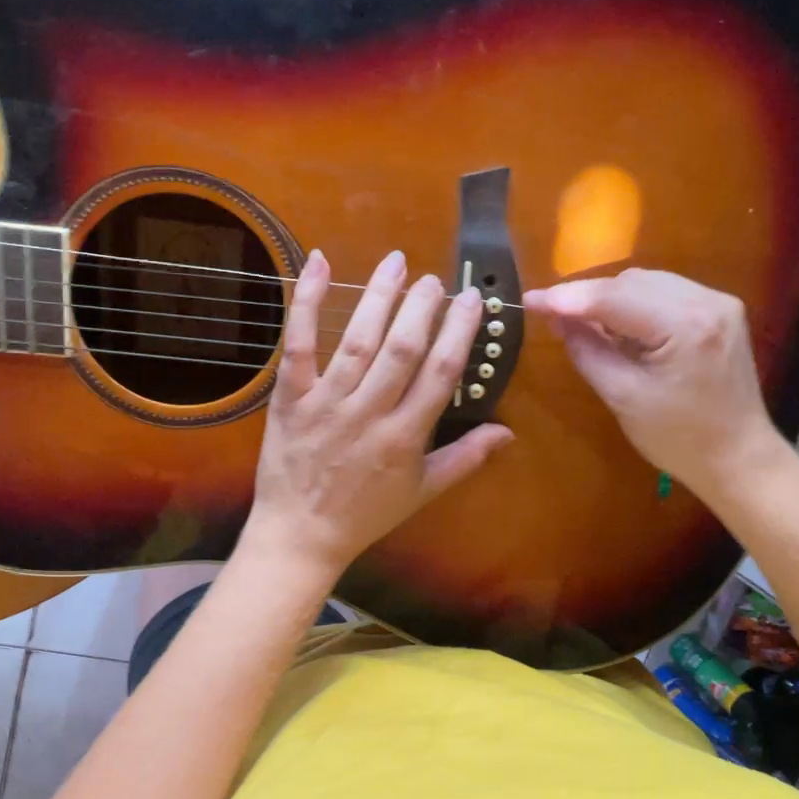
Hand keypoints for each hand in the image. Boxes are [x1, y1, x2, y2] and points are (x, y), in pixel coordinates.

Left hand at [241, 250, 512, 574]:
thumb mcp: (422, 492)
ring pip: (358, 340)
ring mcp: (327, 404)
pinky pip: (297, 345)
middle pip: (403, 349)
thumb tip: (507, 431)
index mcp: (406, 437)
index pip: (441, 373)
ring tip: (396, 262)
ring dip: (379, 296)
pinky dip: (305, 302)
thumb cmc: (365, 514)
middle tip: (435, 280)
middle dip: (423, 307)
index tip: (471, 301)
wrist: (301, 535)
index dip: (459, 332)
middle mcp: (370, 414)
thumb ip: (465, 458)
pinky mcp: (290, 398)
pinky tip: (317, 262)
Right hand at [523, 268, 786, 494]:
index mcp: (686, 326)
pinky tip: (617, 326)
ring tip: (581, 323)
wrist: (737, 457)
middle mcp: (707, 301)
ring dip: (610, 298)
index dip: (567, 297)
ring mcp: (719, 302)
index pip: (614, 297)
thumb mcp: (623, 398)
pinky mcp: (720, 310)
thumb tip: (557, 319)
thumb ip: (587, 351)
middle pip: (631, 281)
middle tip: (551, 316)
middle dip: (587, 296)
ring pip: (647, 282)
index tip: (530, 300)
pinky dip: (635, 304)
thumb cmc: (678, 439)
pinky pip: (666, 293)